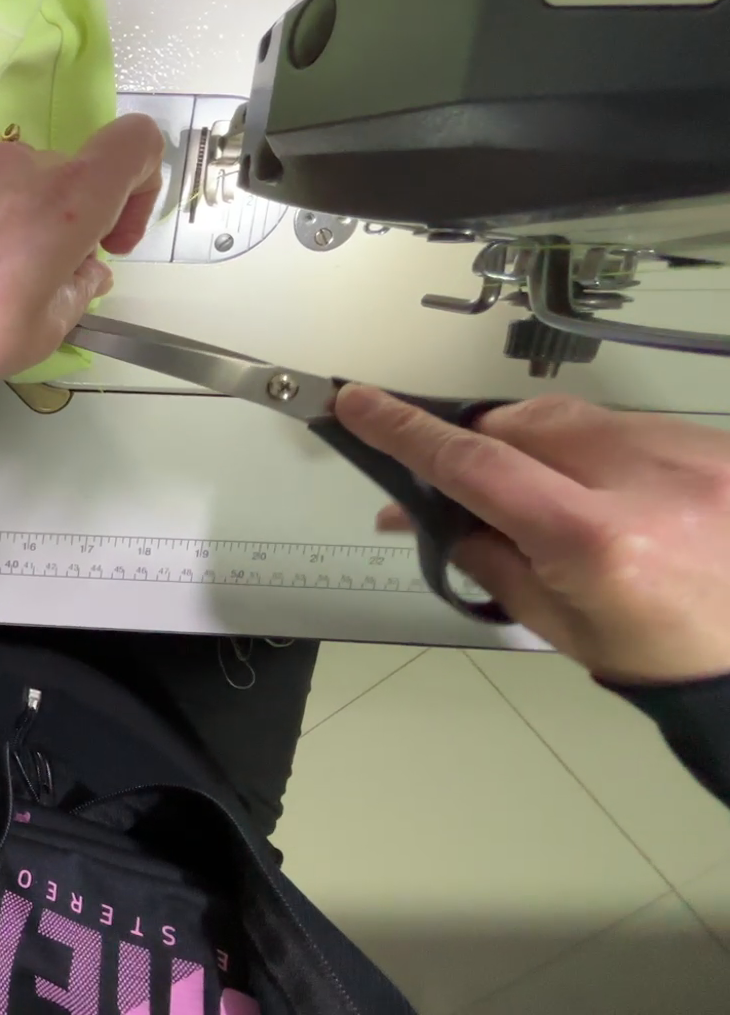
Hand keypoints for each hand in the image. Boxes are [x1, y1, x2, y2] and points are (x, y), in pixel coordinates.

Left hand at [0, 112, 163, 379]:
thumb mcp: (45, 331)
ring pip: (10, 167)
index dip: (137, 187)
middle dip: (61, 217)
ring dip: (10, 202)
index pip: (136, 145)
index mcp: (70, 200)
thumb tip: (86, 269)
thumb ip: (78, 290)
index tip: (109, 239)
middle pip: (63, 173)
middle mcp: (24, 163)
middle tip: (30, 272)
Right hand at [336, 385, 729, 684]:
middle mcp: (653, 486)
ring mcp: (706, 460)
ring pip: (577, 415)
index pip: (475, 465)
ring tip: (554, 486)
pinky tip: (615, 486)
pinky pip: (634, 423)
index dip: (406, 431)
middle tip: (475, 480)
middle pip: (524, 424)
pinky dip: (599, 445)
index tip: (356, 402)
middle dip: (481, 439)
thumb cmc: (645, 648)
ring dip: (539, 441)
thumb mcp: (541, 611)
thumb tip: (405, 509)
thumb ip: (474, 548)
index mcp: (593, 539)